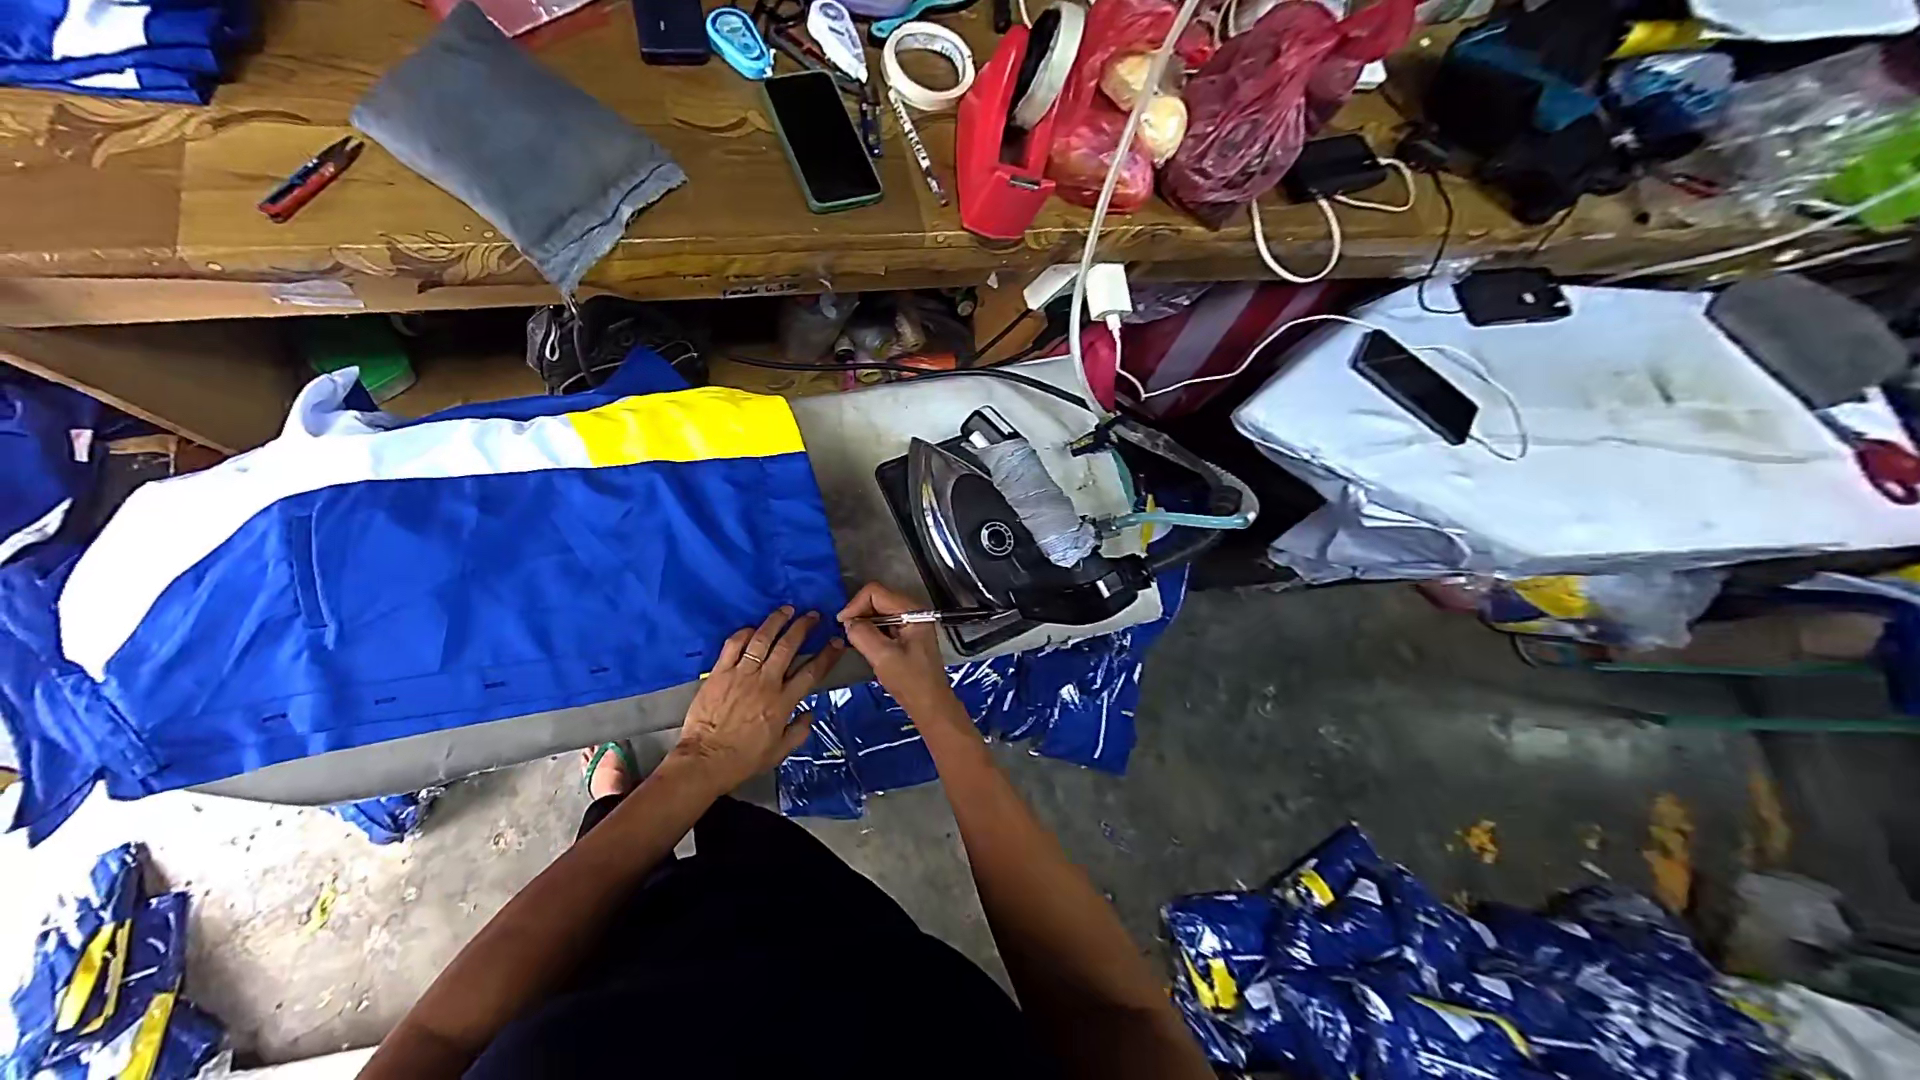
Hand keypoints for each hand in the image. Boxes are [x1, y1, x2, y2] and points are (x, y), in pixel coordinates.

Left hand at [670, 606, 845, 793]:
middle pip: (788, 646)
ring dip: (777, 621)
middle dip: (803, 627)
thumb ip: (799, 732)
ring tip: (787, 610)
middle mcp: (765, 683)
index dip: (826, 655)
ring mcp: (741, 675)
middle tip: (813, 616)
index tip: (836, 642)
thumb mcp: (780, 752)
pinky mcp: (719, 673)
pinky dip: (745, 633)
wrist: (705, 761)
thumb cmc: (743, 758)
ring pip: (762, 639)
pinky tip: (753, 628)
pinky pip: (734, 646)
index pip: (811, 671)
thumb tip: (809, 714)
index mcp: (783, 702)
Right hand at [838, 582, 951, 712]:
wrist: (929, 704)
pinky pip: (883, 624)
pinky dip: (870, 631)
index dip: (855, 605)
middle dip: (859, 613)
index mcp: (912, 611)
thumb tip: (848, 621)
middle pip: (877, 599)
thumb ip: (863, 634)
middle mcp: (912, 611)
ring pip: (878, 611)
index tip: (843, 625)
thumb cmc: (910, 681)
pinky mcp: (906, 634)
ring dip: (863, 623)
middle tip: (846, 633)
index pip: (875, 592)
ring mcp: (910, 622)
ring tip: (854, 641)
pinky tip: (864, 645)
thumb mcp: (883, 657)